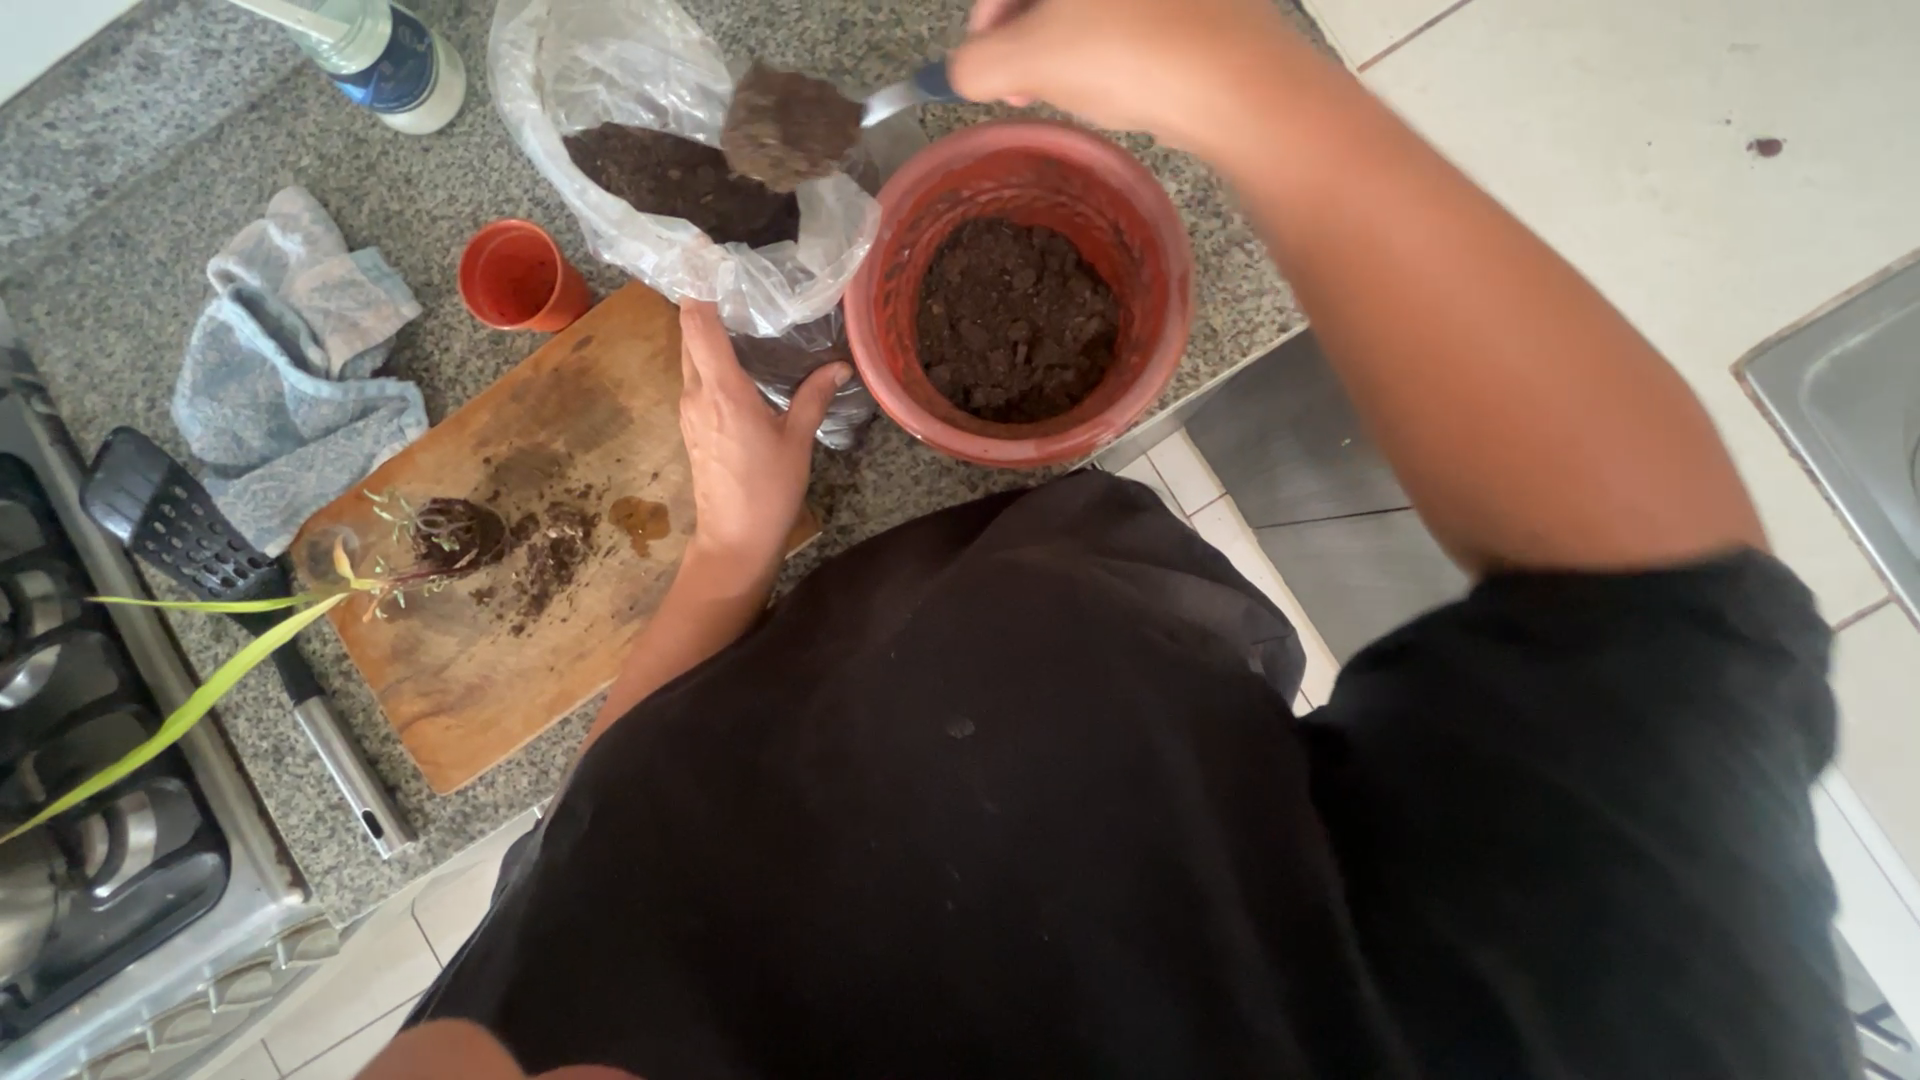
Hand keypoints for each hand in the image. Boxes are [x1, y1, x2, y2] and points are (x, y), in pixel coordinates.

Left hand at [677, 300, 846, 576]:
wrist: (734, 539)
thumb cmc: (768, 491)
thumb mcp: (797, 441)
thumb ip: (814, 397)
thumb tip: (838, 366)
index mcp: (722, 391)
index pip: (698, 324)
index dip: (698, 285)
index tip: (704, 253)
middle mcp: (696, 394)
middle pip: (687, 334)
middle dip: (700, 301)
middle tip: (727, 274)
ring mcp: (689, 411)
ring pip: (688, 356)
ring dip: (703, 330)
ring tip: (734, 309)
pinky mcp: (692, 426)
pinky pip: (695, 378)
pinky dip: (707, 357)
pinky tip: (734, 358)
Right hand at [950, 0, 1311, 153]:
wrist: (1231, 81)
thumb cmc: (1124, 56)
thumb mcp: (1027, 63)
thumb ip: (974, 64)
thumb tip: (962, 72)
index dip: (986, 23)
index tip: (985, 70)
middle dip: (1026, 39)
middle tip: (1026, 89)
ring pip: (1084, 7)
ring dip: (1063, 46)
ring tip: (1070, 91)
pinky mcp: (1183, 5)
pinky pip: (1124, 15)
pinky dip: (1105, 43)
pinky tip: (1111, 81)